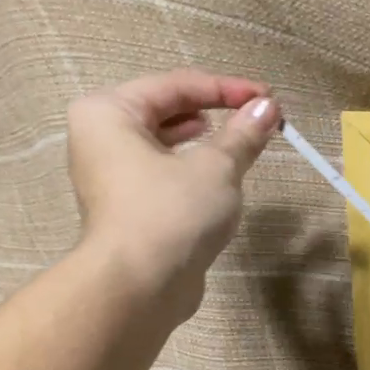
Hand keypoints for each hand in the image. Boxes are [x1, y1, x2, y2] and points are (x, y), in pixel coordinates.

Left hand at [65, 68, 281, 320]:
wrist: (141, 283)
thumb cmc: (172, 213)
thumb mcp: (217, 168)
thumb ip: (243, 135)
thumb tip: (268, 108)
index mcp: (109, 112)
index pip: (176, 85)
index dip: (227, 89)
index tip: (269, 99)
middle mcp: (100, 136)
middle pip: (164, 109)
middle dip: (213, 110)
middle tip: (257, 118)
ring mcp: (111, 174)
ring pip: (163, 142)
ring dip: (204, 139)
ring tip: (238, 140)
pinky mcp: (129, 206)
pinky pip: (163, 171)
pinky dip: (192, 167)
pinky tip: (217, 176)